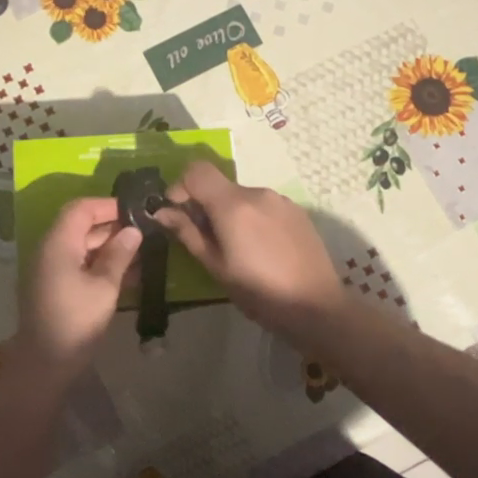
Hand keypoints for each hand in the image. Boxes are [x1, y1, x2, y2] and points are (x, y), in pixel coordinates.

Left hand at [18, 197, 142, 381]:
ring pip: (82, 248)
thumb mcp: (104, 287)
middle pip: (81, 226)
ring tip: (143, 254)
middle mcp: (50, 250)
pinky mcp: (54, 288)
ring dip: (110, 249)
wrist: (44, 365)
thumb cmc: (76, 321)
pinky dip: (101, 266)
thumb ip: (119, 255)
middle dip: (113, 227)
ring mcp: (50, 270)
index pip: (81, 209)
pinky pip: (79, 266)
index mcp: (58, 243)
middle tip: (146, 232)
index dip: (108, 205)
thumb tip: (133, 230)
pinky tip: (128, 275)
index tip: (137, 210)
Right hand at [154, 162, 345, 336]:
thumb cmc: (259, 292)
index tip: (178, 213)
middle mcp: (257, 192)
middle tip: (205, 239)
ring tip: (237, 248)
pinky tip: (262, 249)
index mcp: (233, 204)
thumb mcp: (215, 266)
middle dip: (206, 205)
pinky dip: (253, 218)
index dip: (181, 186)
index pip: (197, 170)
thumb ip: (188, 233)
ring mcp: (281, 200)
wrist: (316, 306)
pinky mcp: (297, 211)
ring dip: (230, 213)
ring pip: (243, 197)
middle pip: (220, 185)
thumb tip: (162, 211)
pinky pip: (264, 206)